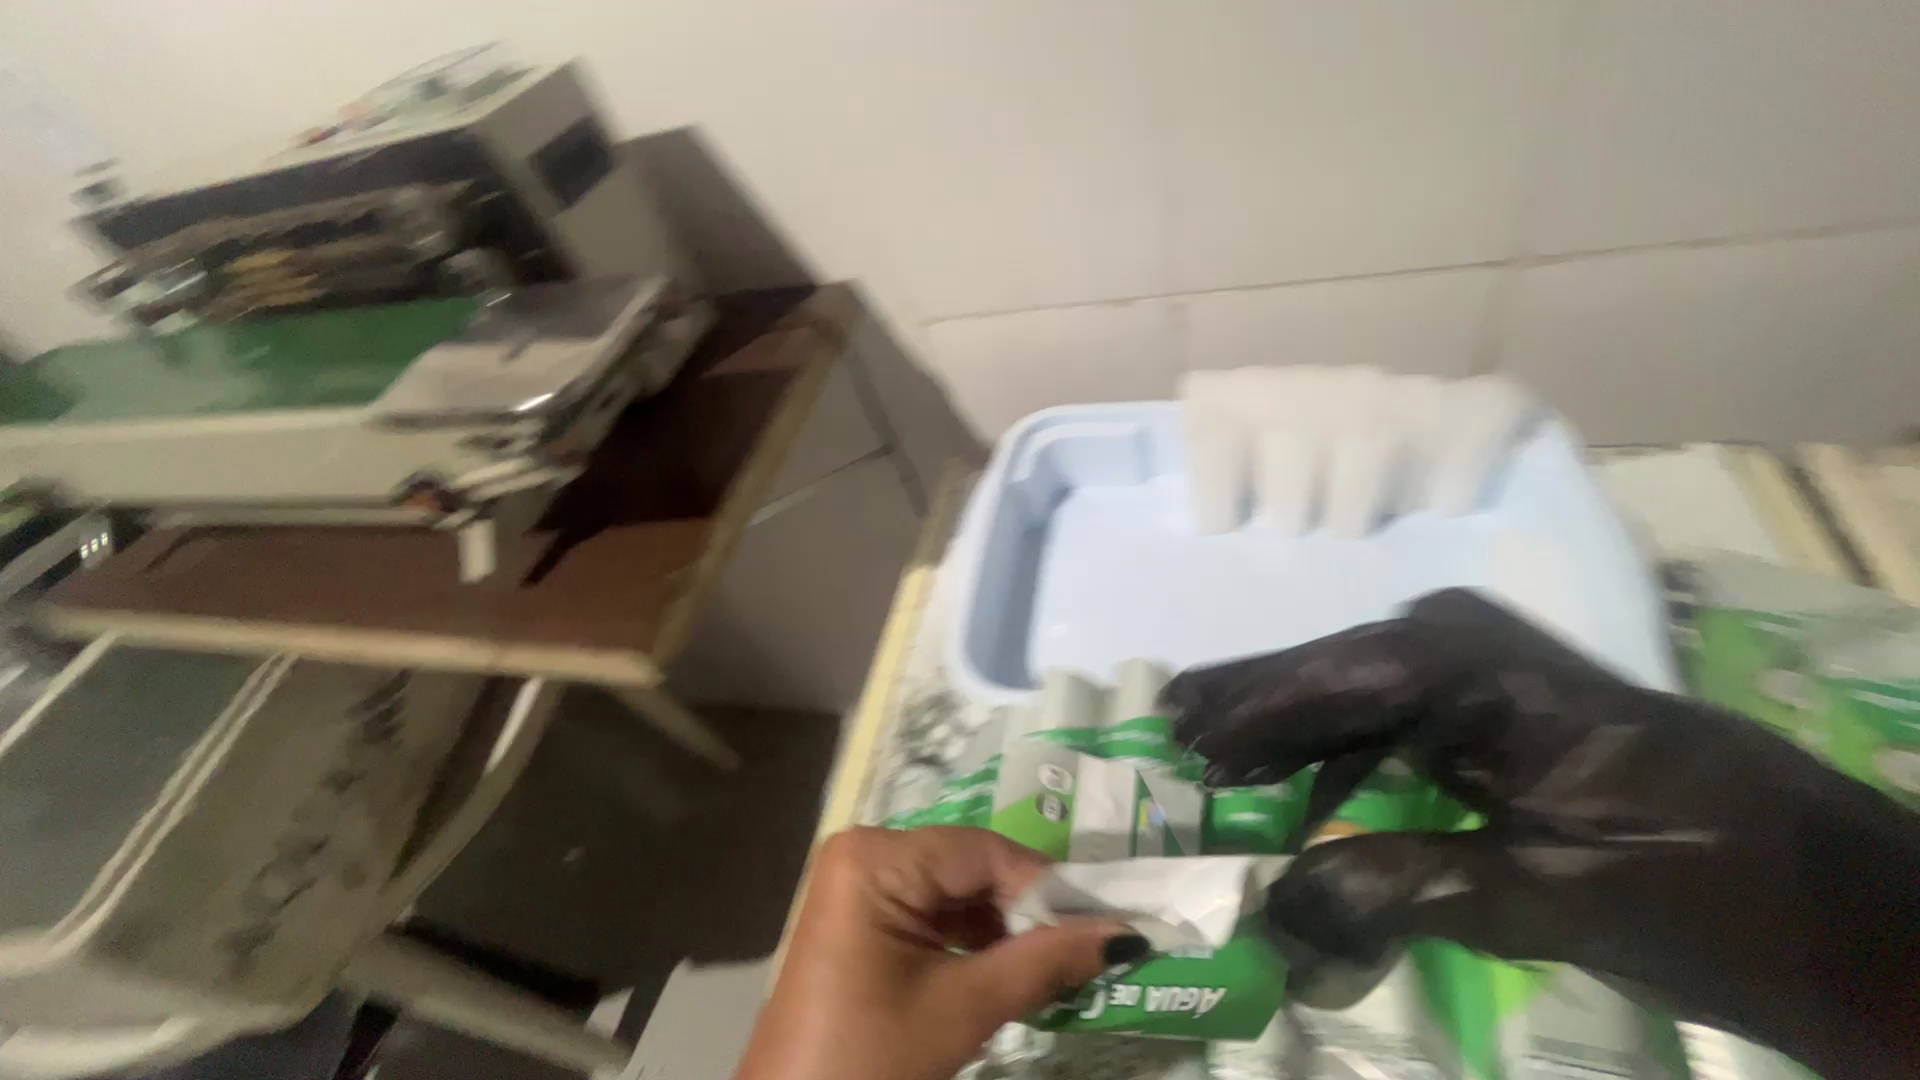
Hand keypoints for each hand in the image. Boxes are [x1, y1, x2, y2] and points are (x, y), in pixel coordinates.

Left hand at [737, 826, 1144, 1079]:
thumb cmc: (869, 1059)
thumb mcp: (961, 1008)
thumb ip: (1044, 962)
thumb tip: (1125, 933)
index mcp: (876, 856)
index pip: (982, 850)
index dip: (1045, 885)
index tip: (1099, 923)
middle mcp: (865, 850)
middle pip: (969, 865)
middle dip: (1024, 908)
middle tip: (1081, 947)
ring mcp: (860, 880)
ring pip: (954, 887)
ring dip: (1002, 925)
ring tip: (1051, 963)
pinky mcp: (862, 911)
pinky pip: (931, 907)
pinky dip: (971, 936)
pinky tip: (1006, 966)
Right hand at [1163, 588, 1919, 1079]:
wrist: (1872, 918)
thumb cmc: (1731, 902)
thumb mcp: (1560, 902)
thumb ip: (1405, 887)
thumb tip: (1277, 902)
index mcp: (1498, 673)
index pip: (1346, 675)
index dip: (1258, 706)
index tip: (1183, 733)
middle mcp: (1480, 651)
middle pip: (1336, 671)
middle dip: (1254, 704)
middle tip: (1169, 721)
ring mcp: (1488, 680)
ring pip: (1356, 694)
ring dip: (1287, 730)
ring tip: (1208, 748)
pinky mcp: (1495, 719)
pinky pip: (1389, 725)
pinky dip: (1335, 757)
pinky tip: (1293, 784)